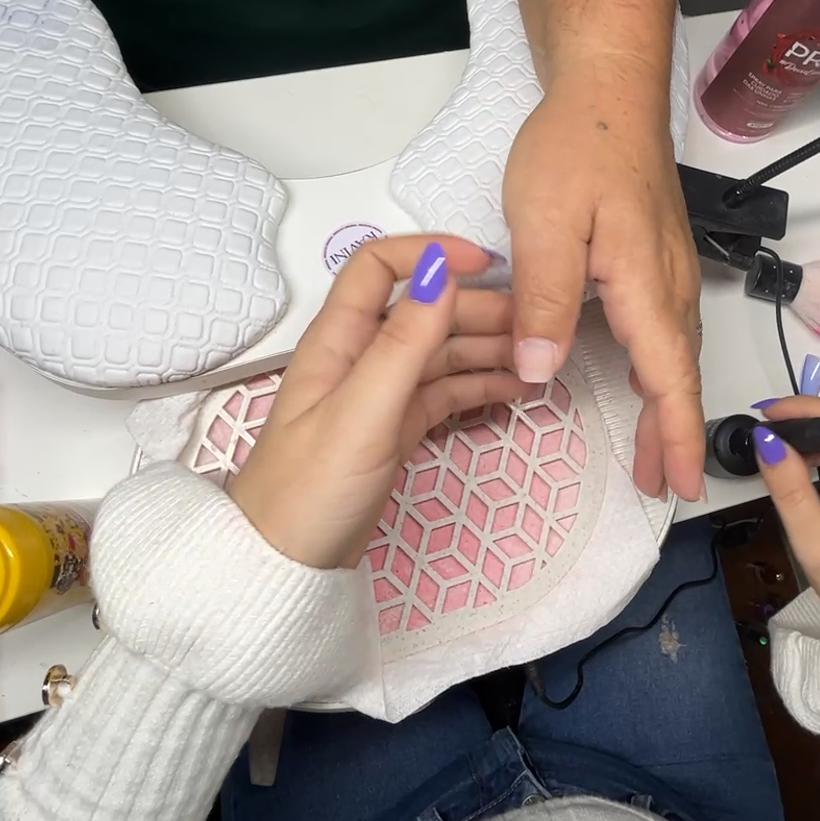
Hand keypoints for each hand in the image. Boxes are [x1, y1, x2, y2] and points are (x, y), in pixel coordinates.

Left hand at [231, 236, 529, 568]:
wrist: (285, 567)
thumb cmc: (309, 490)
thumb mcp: (360, 412)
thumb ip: (402, 343)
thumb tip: (440, 272)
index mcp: (340, 338)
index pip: (380, 266)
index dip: (431, 253)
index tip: (487, 263)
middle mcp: (361, 355)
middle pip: (425, 309)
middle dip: (478, 309)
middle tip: (532, 327)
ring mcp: (381, 391)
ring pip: (441, 351)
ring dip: (487, 348)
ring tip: (534, 361)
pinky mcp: (396, 424)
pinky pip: (445, 390)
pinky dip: (479, 385)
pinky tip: (513, 390)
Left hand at [503, 74, 704, 501]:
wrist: (610, 91)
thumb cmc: (577, 148)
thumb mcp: (545, 223)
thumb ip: (545, 300)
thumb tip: (541, 371)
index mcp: (644, 285)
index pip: (670, 378)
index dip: (675, 435)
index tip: (683, 485)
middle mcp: (668, 285)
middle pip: (679, 375)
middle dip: (672, 433)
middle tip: (664, 484)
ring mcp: (668, 270)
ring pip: (674, 354)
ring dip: (665, 405)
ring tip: (655, 449)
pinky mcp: (656, 258)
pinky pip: (665, 329)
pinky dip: (659, 370)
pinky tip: (644, 380)